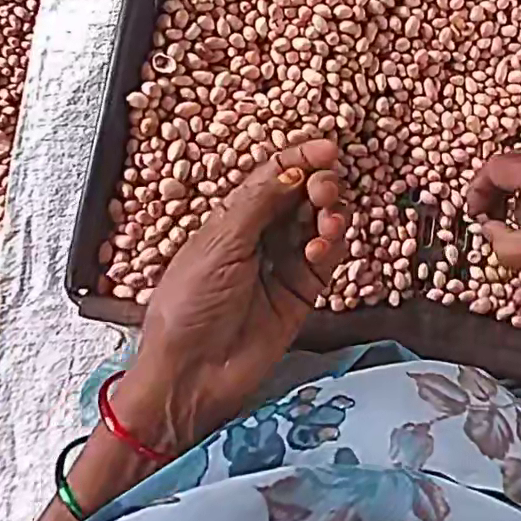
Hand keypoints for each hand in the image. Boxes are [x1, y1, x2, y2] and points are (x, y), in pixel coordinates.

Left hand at [111, 138, 350, 452]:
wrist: (193, 372)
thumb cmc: (189, 304)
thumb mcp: (219, 243)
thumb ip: (259, 203)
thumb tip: (293, 170)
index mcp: (234, 216)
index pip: (274, 174)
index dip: (300, 157)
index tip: (327, 147)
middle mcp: (262, 234)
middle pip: (302, 194)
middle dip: (319, 183)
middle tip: (324, 188)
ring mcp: (284, 261)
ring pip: (320, 221)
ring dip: (329, 212)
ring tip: (326, 220)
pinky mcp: (303, 289)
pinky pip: (328, 255)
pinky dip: (330, 244)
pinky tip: (319, 248)